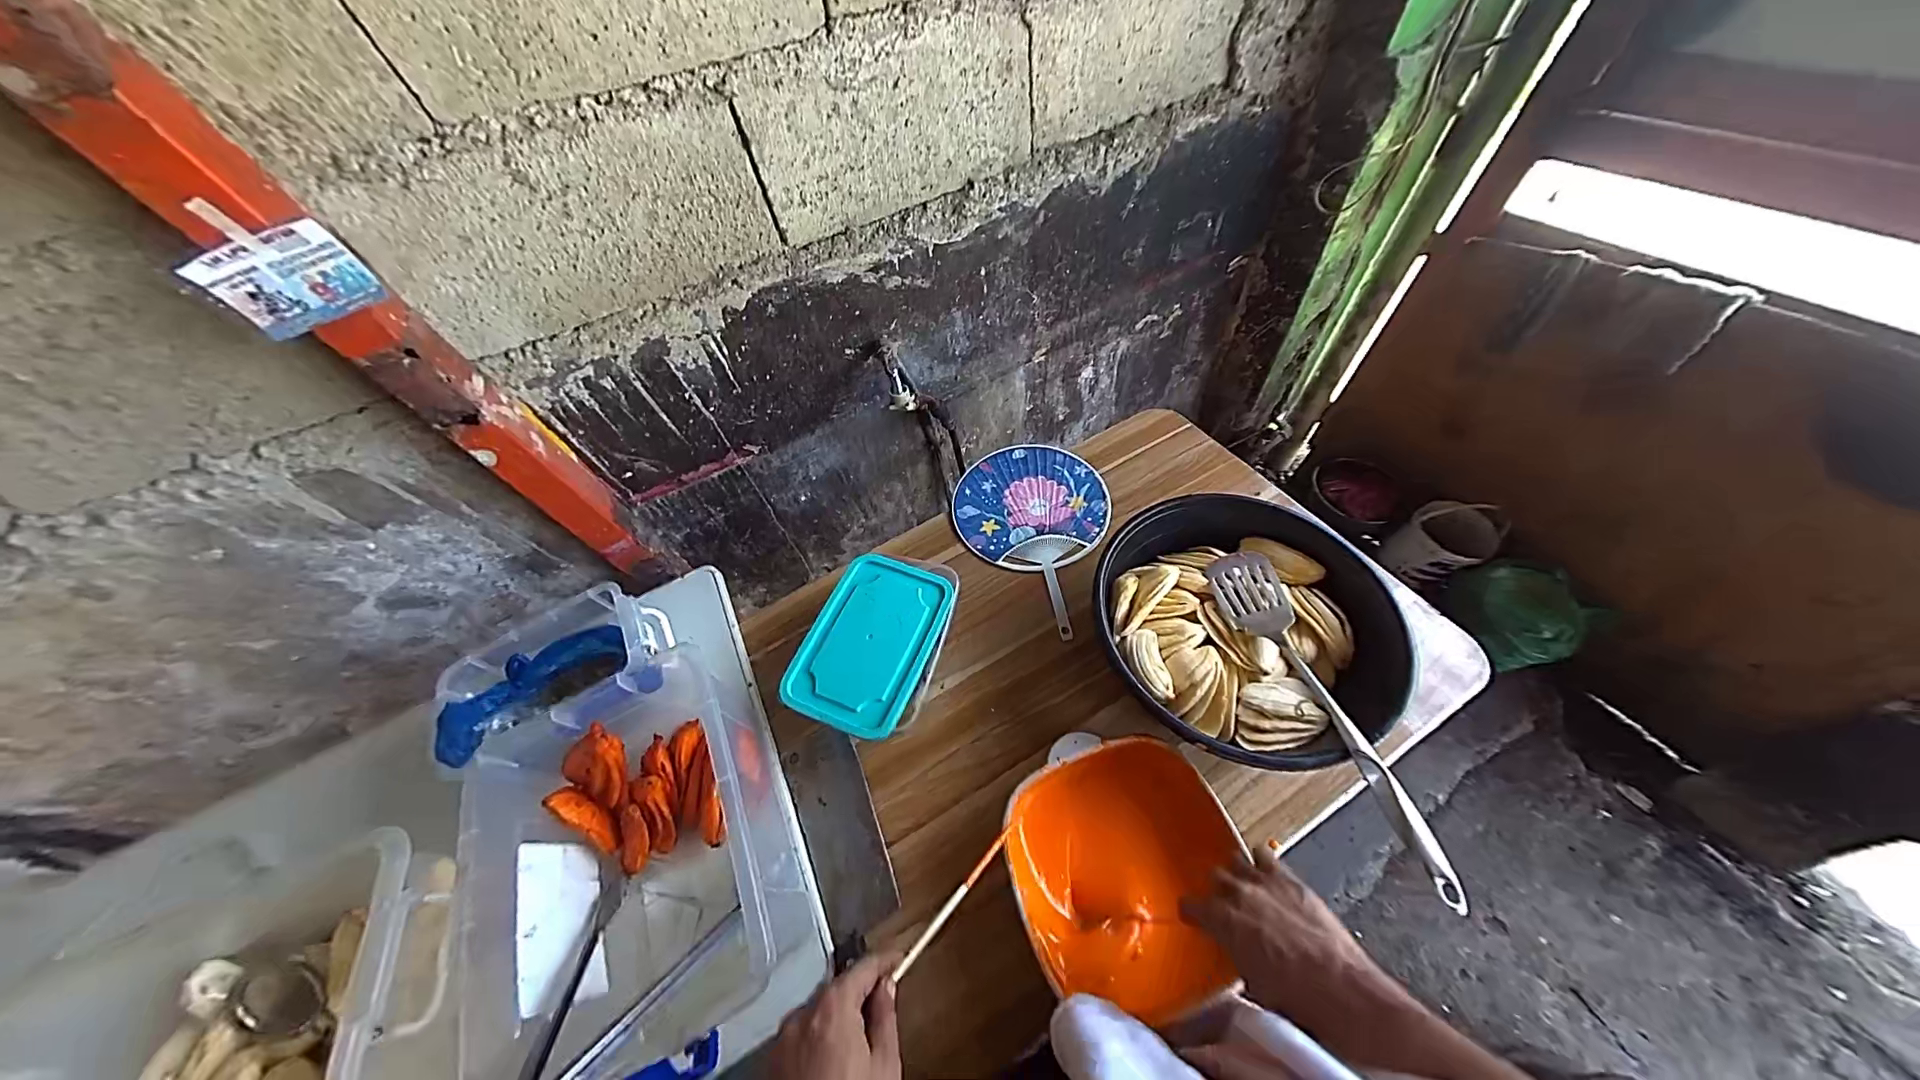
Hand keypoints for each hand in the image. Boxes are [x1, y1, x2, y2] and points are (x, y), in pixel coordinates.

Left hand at [765, 955, 901, 1079]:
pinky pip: (801, 1034)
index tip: (898, 959)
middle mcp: (802, 1015)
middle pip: (838, 987)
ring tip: (859, 1038)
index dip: (884, 960)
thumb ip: (885, 1018)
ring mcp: (783, 1039)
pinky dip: (819, 1035)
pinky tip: (834, 1058)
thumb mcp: (884, 1065)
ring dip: (838, 1014)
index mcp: (833, 1007)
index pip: (863, 967)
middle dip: (860, 991)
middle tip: (883, 1000)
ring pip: (818, 1010)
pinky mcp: (772, 1062)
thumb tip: (886, 988)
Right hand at [1180, 846, 1400, 1036]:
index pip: (1191, 905)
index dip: (1192, 912)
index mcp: (1223, 922)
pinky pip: (1265, 855)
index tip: (1195, 916)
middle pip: (1214, 876)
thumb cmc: (1298, 996)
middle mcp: (1238, 895)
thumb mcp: (1253, 983)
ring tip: (1244, 882)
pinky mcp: (1289, 879)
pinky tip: (1266, 870)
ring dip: (1238, 871)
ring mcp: (1264, 882)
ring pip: (1235, 859)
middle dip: (1217, 888)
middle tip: (1224, 901)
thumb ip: (1236, 958)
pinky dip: (1262, 860)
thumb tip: (1237, 958)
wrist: (1341, 989)